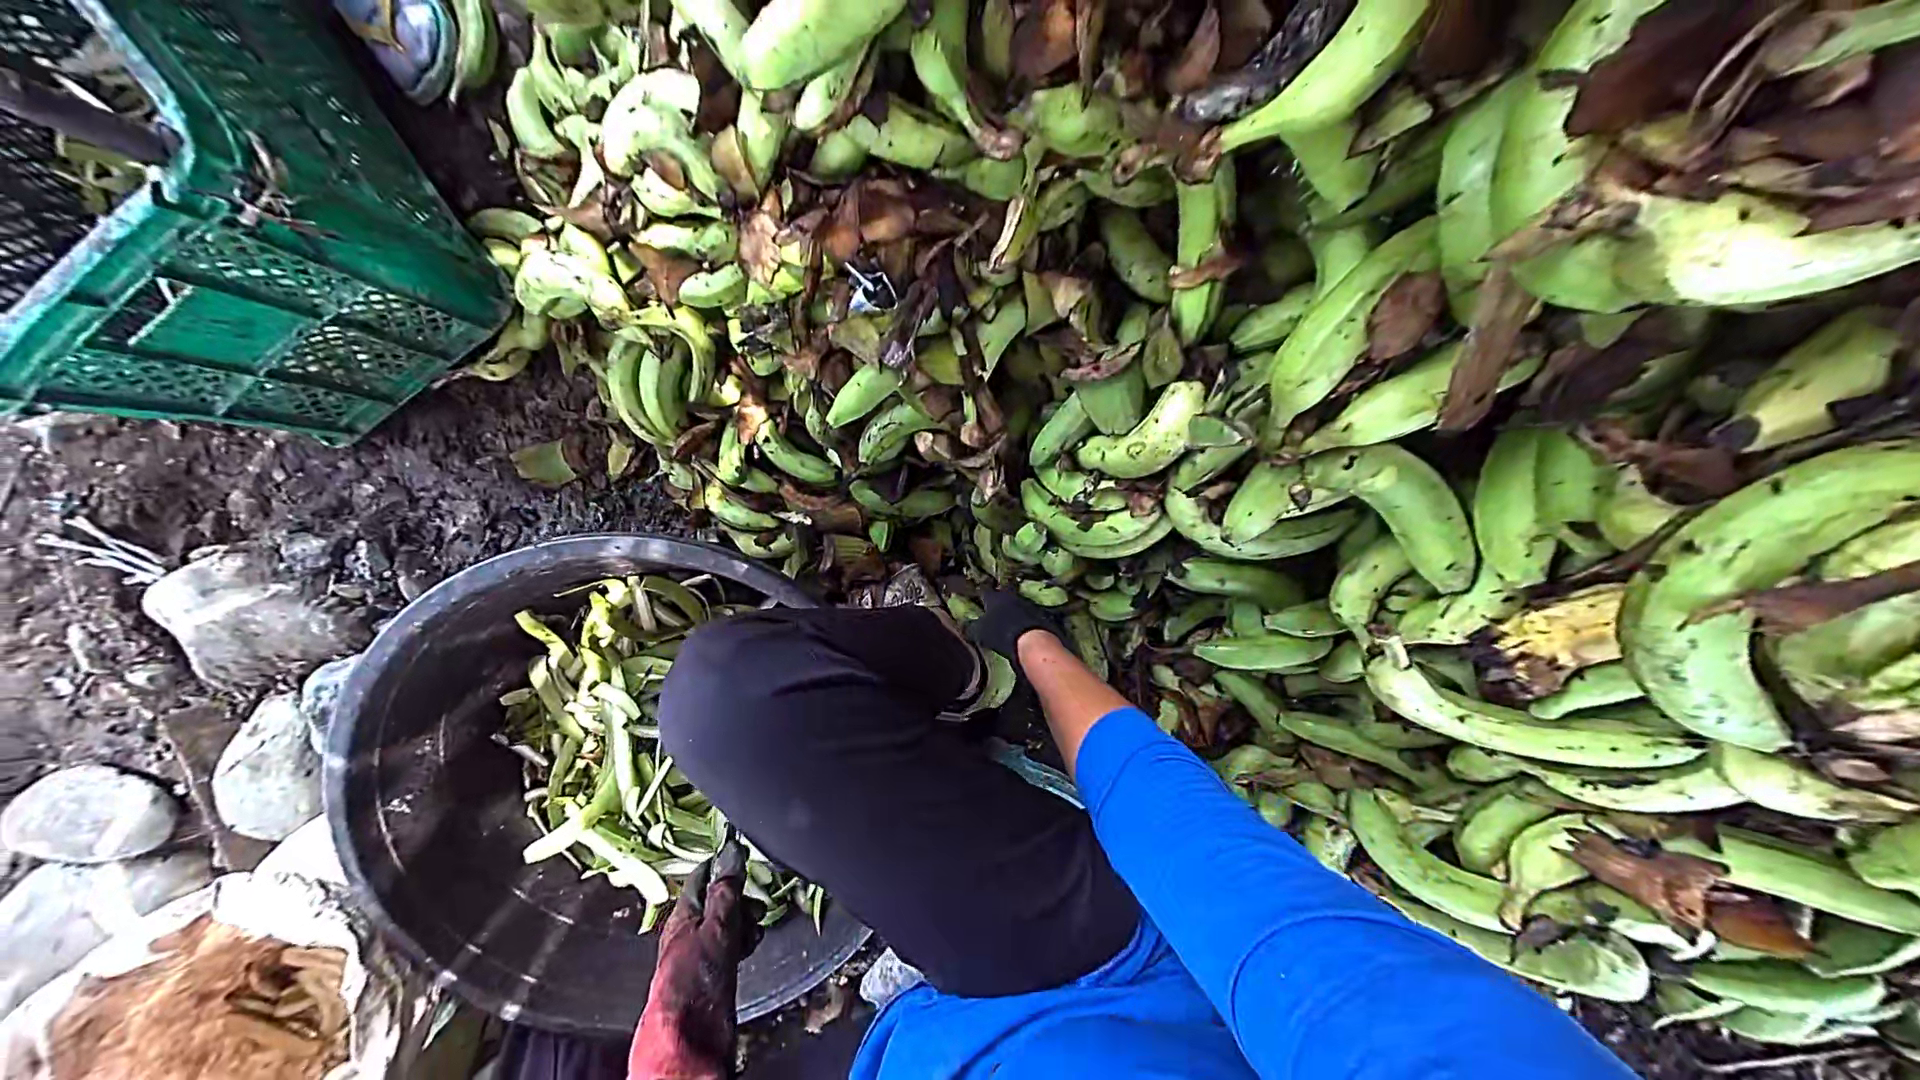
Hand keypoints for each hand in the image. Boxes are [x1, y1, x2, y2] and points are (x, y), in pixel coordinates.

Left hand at [629, 835, 760, 1079]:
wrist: (690, 1047)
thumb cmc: (697, 986)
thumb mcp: (716, 929)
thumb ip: (725, 891)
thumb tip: (731, 850)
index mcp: (681, 917)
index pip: (702, 876)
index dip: (722, 863)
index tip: (743, 853)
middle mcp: (687, 933)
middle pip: (716, 899)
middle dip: (739, 896)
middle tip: (756, 903)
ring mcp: (698, 954)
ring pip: (725, 922)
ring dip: (744, 919)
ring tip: (756, 928)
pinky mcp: (710, 974)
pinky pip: (729, 944)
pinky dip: (742, 939)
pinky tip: (751, 946)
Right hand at [967, 589, 1061, 675]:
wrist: (1033, 641)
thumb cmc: (1001, 634)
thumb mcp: (980, 633)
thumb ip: (970, 628)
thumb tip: (963, 626)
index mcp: (995, 597)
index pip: (984, 592)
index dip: (980, 595)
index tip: (976, 597)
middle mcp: (1011, 597)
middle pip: (1002, 597)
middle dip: (997, 602)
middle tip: (992, 609)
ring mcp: (1027, 605)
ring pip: (1015, 605)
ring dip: (1011, 611)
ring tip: (1006, 620)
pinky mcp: (1040, 616)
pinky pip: (1027, 616)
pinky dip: (1022, 620)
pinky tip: (1020, 628)